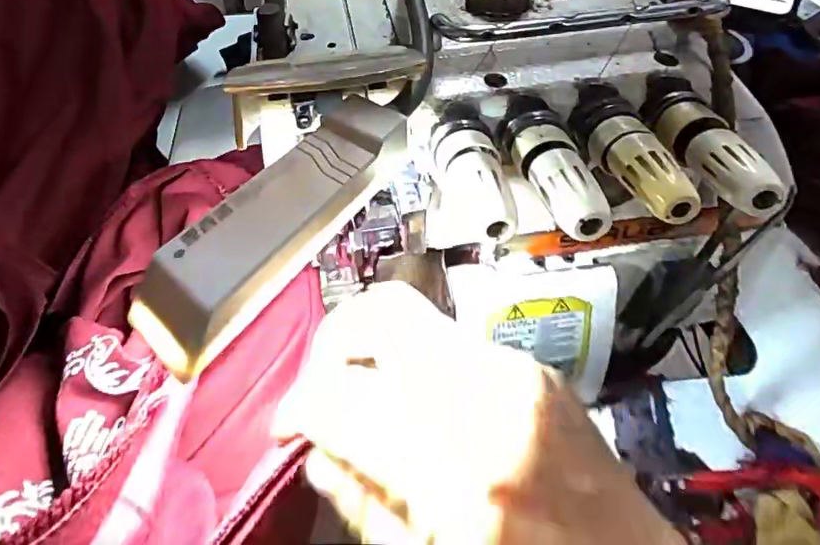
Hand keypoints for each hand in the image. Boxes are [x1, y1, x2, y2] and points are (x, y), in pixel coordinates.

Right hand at [275, 282, 680, 544]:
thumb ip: (366, 507)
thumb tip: (317, 453)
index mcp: (459, 472)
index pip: (342, 398)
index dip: (298, 406)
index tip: (285, 426)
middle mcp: (486, 398)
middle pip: (375, 315)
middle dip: (330, 342)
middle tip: (319, 386)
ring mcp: (516, 371)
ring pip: (409, 313)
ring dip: (370, 344)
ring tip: (360, 387)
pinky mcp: (534, 367)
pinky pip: (449, 340)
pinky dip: (415, 359)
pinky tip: (417, 402)